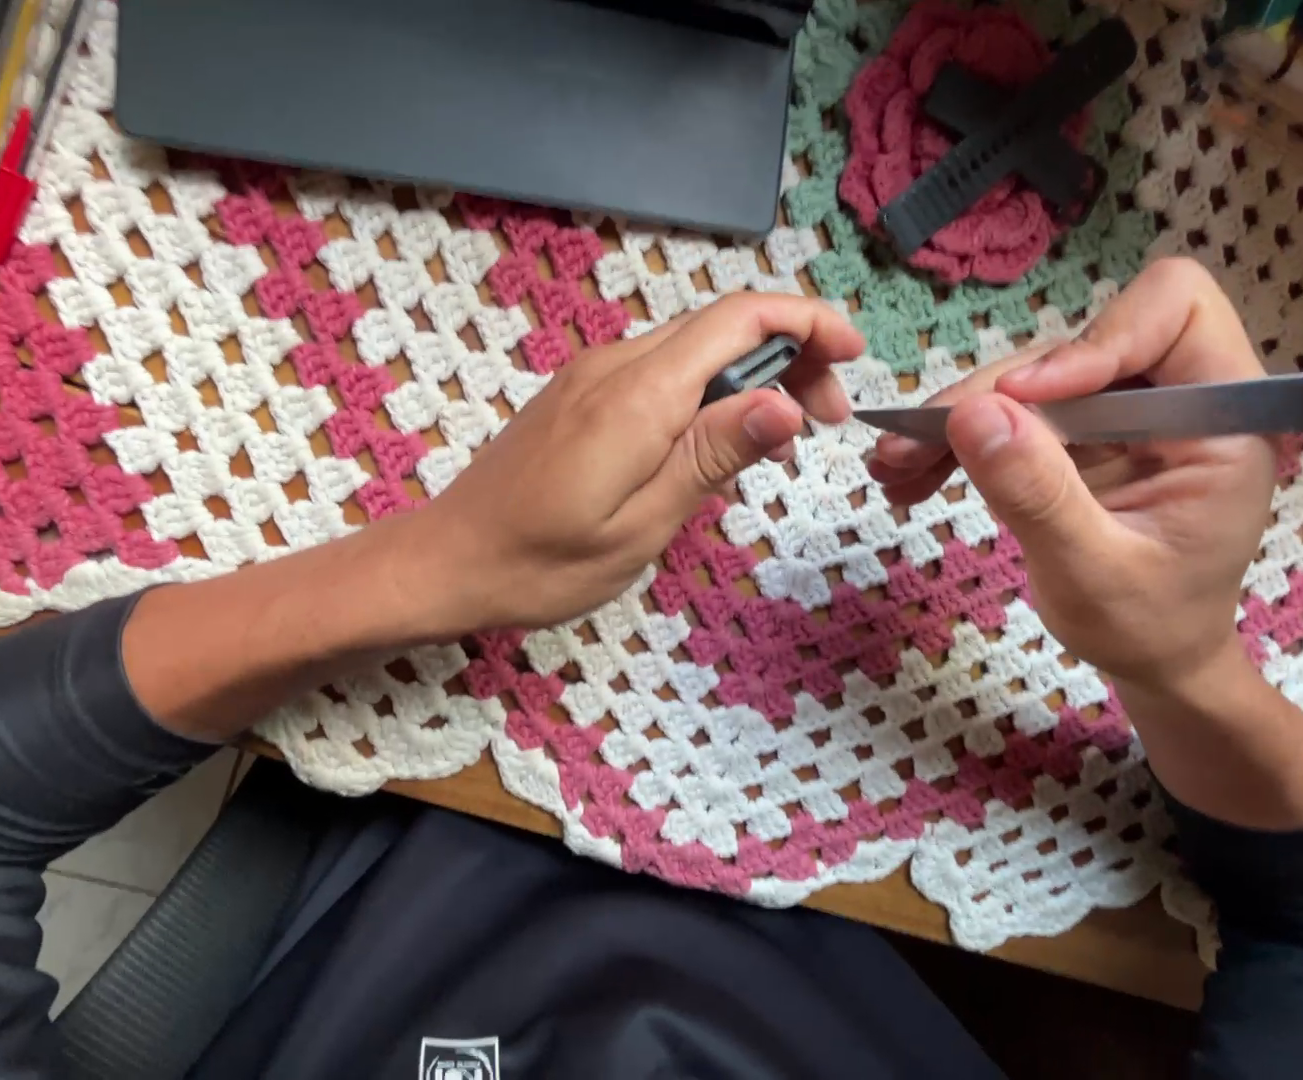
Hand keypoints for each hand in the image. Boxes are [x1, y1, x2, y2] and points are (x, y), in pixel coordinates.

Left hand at [407, 294, 864, 634]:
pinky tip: (720, 440)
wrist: (449, 561)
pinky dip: (707, 392)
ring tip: (784, 440)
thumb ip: (712, 456)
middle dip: (791, 354)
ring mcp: (592, 376)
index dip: (806, 322)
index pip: (738, 319)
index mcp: (638, 395)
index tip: (853, 358)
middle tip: (827, 421)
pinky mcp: (581, 396)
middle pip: (721, 327)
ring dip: (751, 377)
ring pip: (693, 350)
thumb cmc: (543, 563)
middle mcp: (615, 365)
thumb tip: (785, 405)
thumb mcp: (641, 525)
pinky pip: (660, 374)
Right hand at [866, 258, 1276, 691]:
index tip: (1019, 397)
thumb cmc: (1147, 626)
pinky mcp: (1072, 440)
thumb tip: (970, 415)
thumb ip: (1039, 494)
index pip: (1171, 313)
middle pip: (1068, 350)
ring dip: (952, 422)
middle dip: (984, 395)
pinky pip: (1006, 419)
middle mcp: (1165, 400)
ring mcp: (1114, 418)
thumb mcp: (1093, 572)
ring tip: (891, 467)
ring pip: (1023, 382)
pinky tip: (908, 478)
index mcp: (1216, 418)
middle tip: (906, 447)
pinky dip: (955, 445)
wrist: (1150, 659)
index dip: (1093, 341)